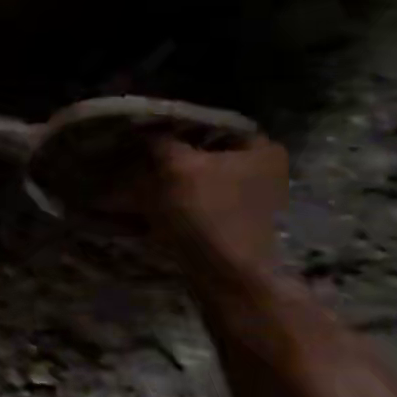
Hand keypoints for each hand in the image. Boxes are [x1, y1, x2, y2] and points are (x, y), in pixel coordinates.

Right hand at [144, 136, 290, 274]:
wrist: (226, 273)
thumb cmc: (206, 211)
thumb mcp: (176, 167)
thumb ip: (160, 140)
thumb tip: (143, 125)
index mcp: (260, 147)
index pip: (209, 122)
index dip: (172, 123)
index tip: (138, 129)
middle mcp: (264, 167)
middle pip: (204, 149)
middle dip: (167, 151)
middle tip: (133, 154)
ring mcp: (252, 195)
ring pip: (198, 174)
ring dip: (166, 175)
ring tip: (132, 178)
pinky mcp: (235, 217)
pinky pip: (198, 196)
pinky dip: (173, 196)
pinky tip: (148, 203)